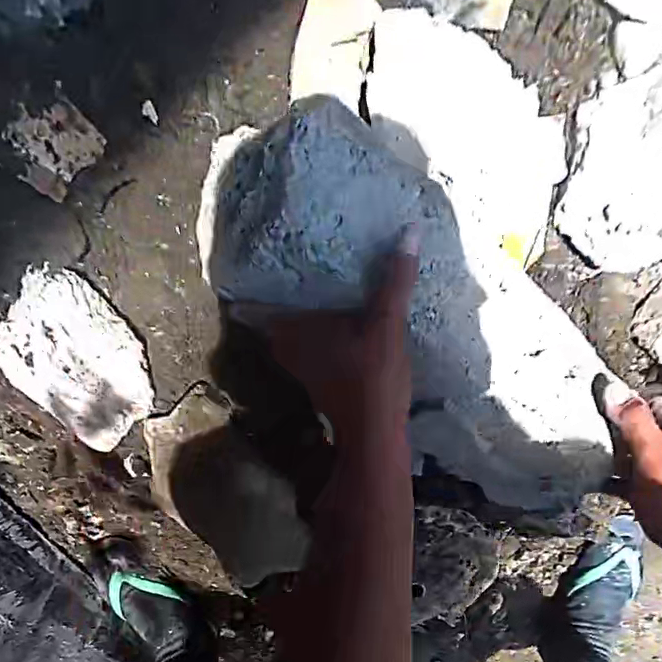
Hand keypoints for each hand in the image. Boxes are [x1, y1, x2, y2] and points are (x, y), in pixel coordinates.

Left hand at [227, 229, 417, 452]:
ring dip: (296, 311)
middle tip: (284, 260)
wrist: (373, 432)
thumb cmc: (371, 377)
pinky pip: (307, 342)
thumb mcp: (386, 325)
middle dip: (275, 293)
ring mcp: (300, 364)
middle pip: (273, 315)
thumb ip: (394, 281)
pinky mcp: (316, 375)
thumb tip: (410, 229)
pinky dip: (312, 329)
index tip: (250, 259)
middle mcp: (288, 347)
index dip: (250, 285)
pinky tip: (331, 314)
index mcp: (294, 331)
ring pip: (290, 331)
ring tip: (307, 280)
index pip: (257, 304)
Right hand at [601, 382, 661, 553]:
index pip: (656, 407)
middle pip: (643, 431)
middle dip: (620, 425)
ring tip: (584, 449)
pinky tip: (591, 481)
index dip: (635, 400)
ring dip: (613, 452)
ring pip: (633, 456)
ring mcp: (661, 474)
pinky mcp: (649, 496)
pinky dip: (610, 479)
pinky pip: (625, 481)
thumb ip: (635, 421)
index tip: (605, 396)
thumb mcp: (653, 451)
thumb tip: (613, 387)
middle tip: (588, 421)